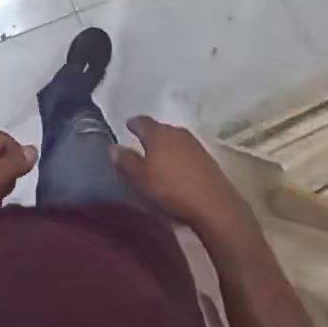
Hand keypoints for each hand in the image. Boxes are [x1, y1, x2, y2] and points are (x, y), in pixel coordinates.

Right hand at [111, 116, 251, 235]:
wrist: (214, 205)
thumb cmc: (171, 189)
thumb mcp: (141, 178)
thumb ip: (126, 161)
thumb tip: (113, 147)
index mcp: (158, 133)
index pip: (142, 121)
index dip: (133, 123)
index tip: (128, 126)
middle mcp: (176, 131)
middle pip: (159, 129)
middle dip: (150, 135)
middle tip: (140, 144)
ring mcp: (194, 143)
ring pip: (173, 139)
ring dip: (165, 145)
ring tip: (157, 157)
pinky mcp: (206, 157)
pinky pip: (185, 151)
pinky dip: (177, 155)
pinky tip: (176, 168)